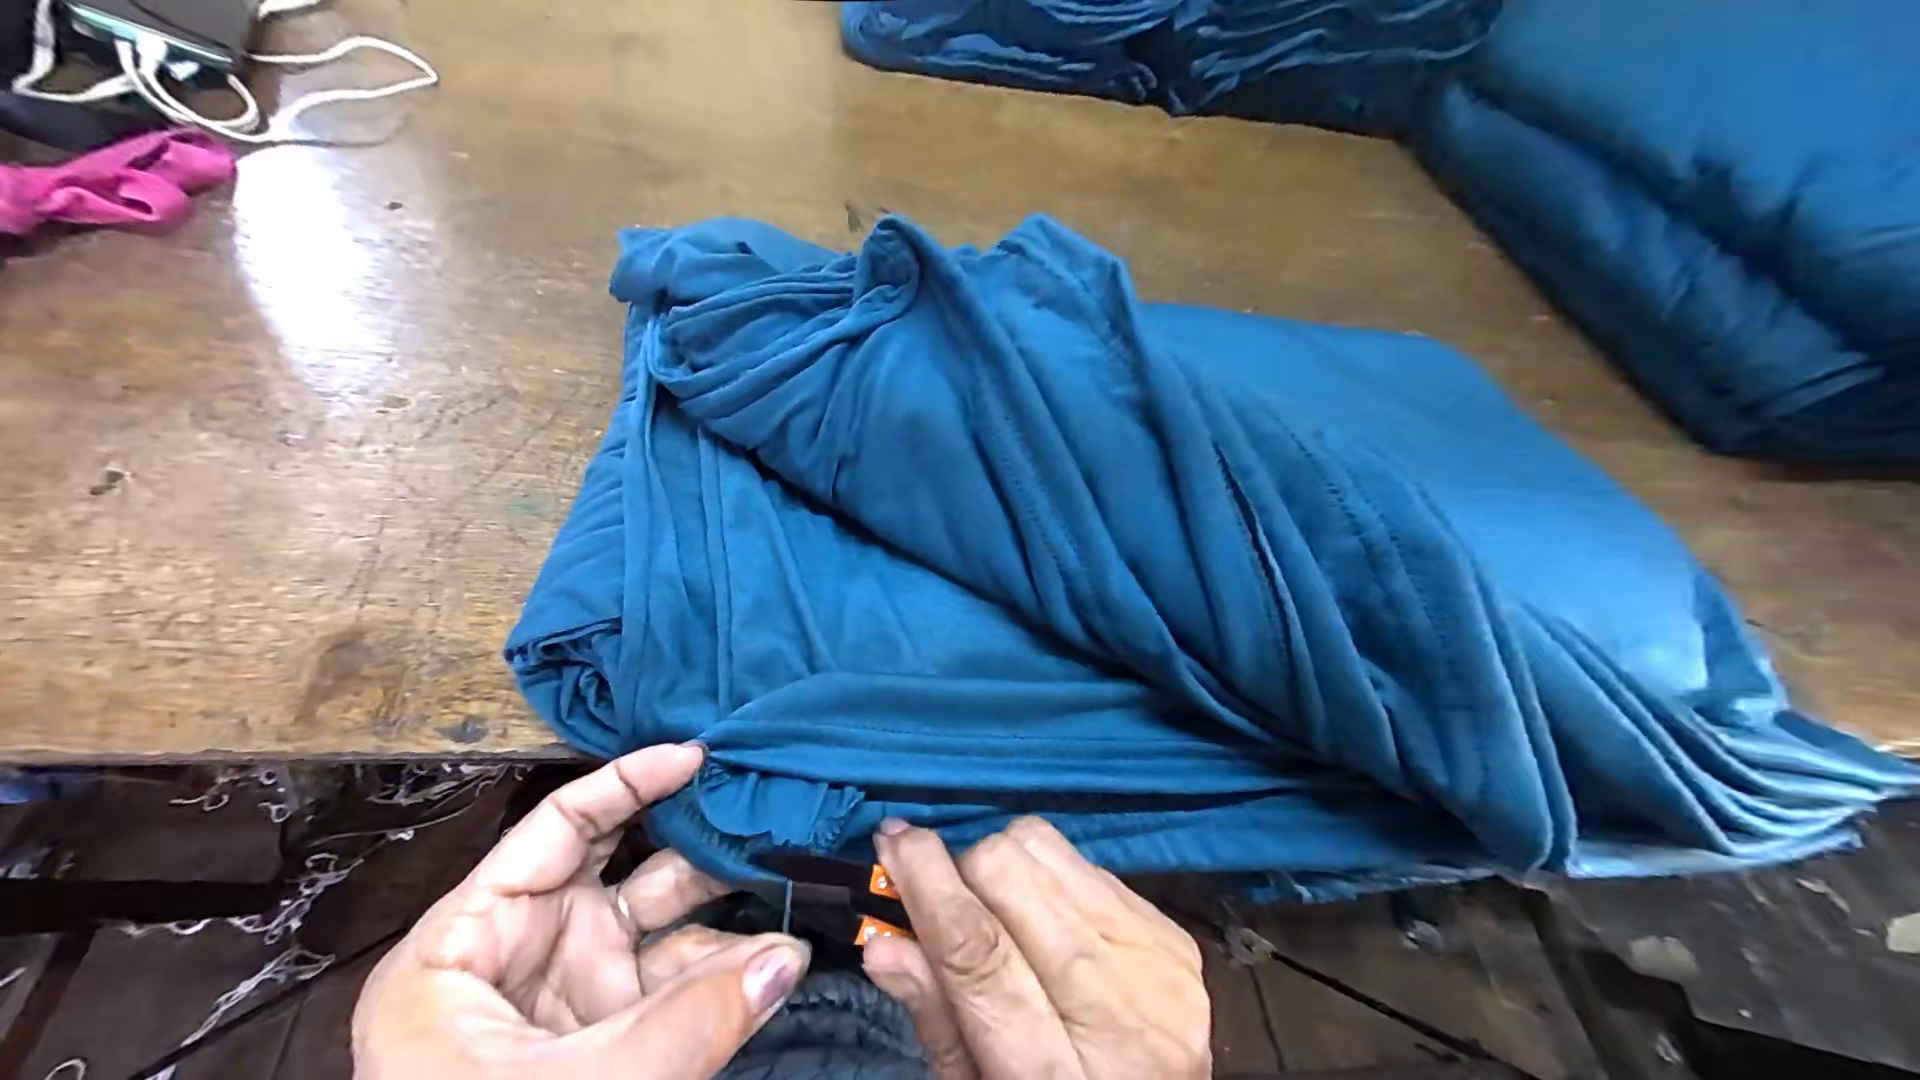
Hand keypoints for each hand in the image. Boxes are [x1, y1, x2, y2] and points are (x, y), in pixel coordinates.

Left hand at [351, 744, 810, 1079]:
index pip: (557, 825)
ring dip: (724, 897)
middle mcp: (525, 944)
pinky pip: (679, 970)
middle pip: (619, 858)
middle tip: (758, 804)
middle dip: (691, 832)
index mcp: (469, 941)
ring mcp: (573, 982)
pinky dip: (727, 962)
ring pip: (660, 913)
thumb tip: (792, 957)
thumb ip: (688, 1025)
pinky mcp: (613, 1020)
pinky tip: (778, 957)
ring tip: (787, 874)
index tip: (697, 757)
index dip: (628, 781)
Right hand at [862, 816, 1209, 1079]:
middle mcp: (1107, 1008)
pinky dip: (1040, 862)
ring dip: (1000, 859)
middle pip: (1007, 878)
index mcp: (1053, 1076)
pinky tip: (1043, 901)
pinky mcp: (1160, 921)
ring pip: (1038, 848)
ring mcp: (1143, 955)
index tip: (892, 841)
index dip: (928, 887)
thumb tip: (882, 942)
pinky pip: (1075, 851)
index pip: (980, 957)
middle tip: (953, 894)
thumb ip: (935, 1018)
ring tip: (1002, 901)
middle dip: (960, 866)